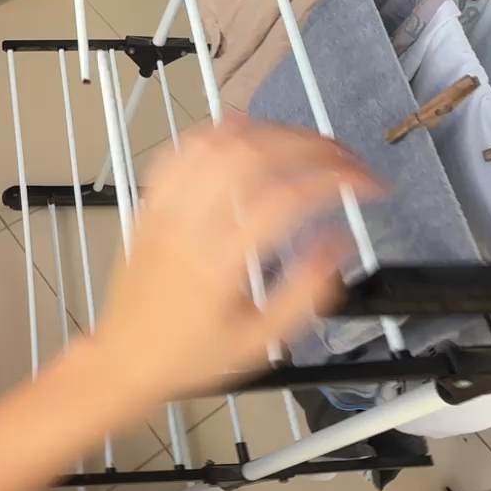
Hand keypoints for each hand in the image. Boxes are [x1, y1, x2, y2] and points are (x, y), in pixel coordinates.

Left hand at [86, 118, 380, 401]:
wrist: (124, 358)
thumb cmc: (187, 355)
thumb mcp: (259, 342)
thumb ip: (306, 293)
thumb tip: (339, 244)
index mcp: (219, 265)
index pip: (288, 198)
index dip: (338, 180)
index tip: (367, 184)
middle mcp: (188, 228)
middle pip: (252, 156)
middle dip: (310, 145)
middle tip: (342, 157)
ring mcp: (163, 212)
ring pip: (213, 145)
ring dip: (265, 132)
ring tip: (302, 142)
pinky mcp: (147, 207)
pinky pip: (175, 153)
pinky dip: (212, 134)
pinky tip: (239, 133)